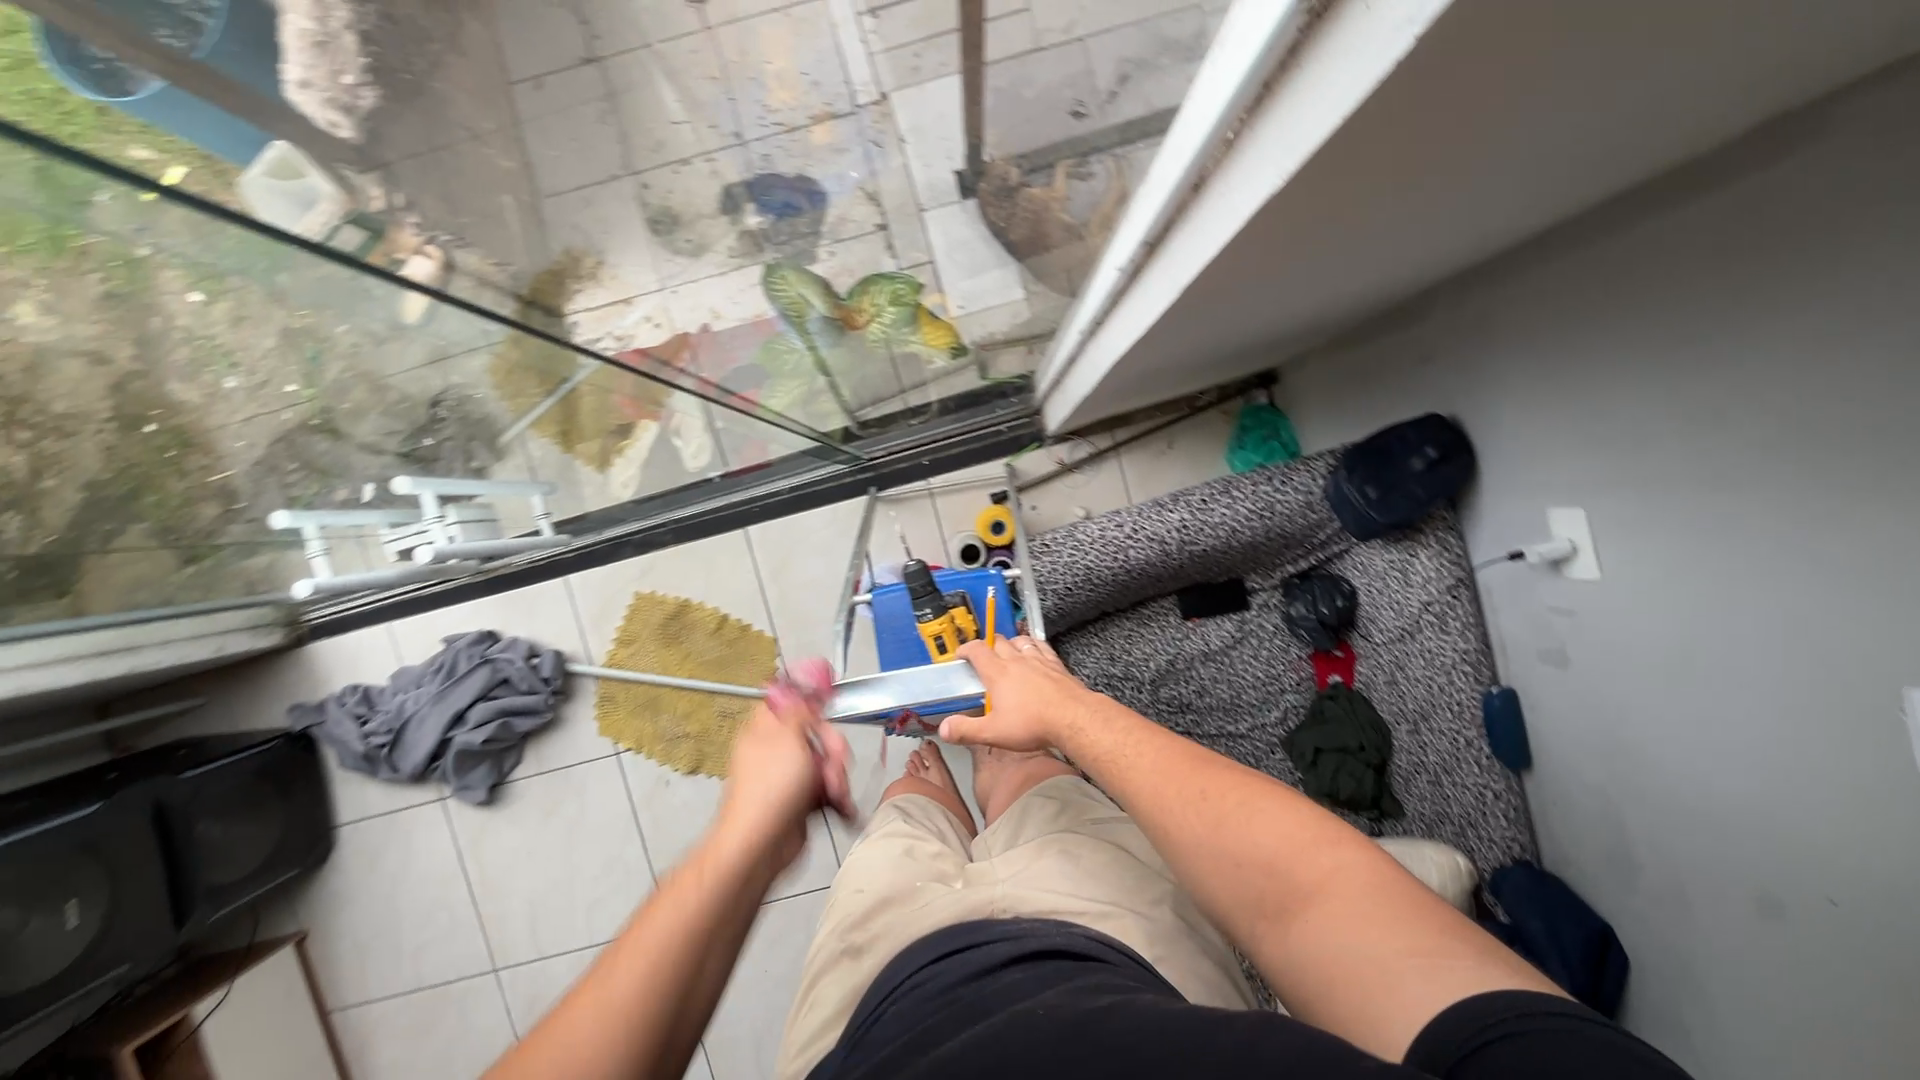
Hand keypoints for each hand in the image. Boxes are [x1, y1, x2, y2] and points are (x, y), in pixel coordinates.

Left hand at [718, 659, 854, 867]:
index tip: (830, 700)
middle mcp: (776, 749)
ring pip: (826, 761)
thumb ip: (802, 707)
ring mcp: (789, 775)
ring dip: (836, 775)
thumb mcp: (789, 737)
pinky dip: (836, 795)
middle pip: (817, 732)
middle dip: (832, 747)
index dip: (811, 698)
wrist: (763, 844)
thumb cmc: (769, 791)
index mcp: (765, 728)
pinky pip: (827, 786)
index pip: (790, 700)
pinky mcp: (801, 798)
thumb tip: (806, 678)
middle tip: (832, 762)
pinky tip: (839, 804)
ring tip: (833, 792)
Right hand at [940, 637, 1097, 751]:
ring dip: (1012, 643)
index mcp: (998, 673)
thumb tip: (944, 729)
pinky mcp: (1057, 665)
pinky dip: (1036, 646)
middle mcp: (1017, 660)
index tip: (961, 654)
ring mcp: (1039, 660)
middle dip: (988, 645)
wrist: (1073, 718)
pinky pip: (1043, 647)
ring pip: (1021, 641)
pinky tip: (1037, 652)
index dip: (966, 649)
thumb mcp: (993, 733)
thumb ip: (966, 730)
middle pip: (999, 641)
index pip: (977, 650)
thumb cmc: (1033, 724)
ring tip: (1009, 651)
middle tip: (984, 655)